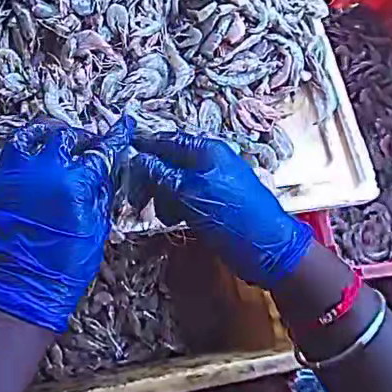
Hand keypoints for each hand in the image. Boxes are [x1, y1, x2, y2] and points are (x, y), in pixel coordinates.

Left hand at [0, 117, 133, 331]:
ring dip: (37, 134)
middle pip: (61, 137)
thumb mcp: (98, 224)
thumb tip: (102, 168)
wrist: (30, 287)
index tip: (121, 128)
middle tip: (82, 144)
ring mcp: (9, 178)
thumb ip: (100, 190)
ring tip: (45, 135)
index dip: (113, 139)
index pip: (98, 152)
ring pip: (22, 139)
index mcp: (73, 181)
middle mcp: (40, 171)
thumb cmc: (69, 263)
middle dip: (77, 138)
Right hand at [127, 132, 311, 287]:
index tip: (122, 158)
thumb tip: (137, 159)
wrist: (269, 251)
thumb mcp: (191, 193)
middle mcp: (208, 161)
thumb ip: (161, 174)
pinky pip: (184, 198)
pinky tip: (172, 219)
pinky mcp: (213, 203)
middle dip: (150, 178)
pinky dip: (174, 207)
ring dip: (161, 196)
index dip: (143, 148)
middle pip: (168, 162)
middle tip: (136, 197)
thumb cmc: (232, 216)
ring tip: (159, 213)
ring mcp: (211, 183)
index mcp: (206, 150)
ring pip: (174, 182)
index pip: (166, 140)